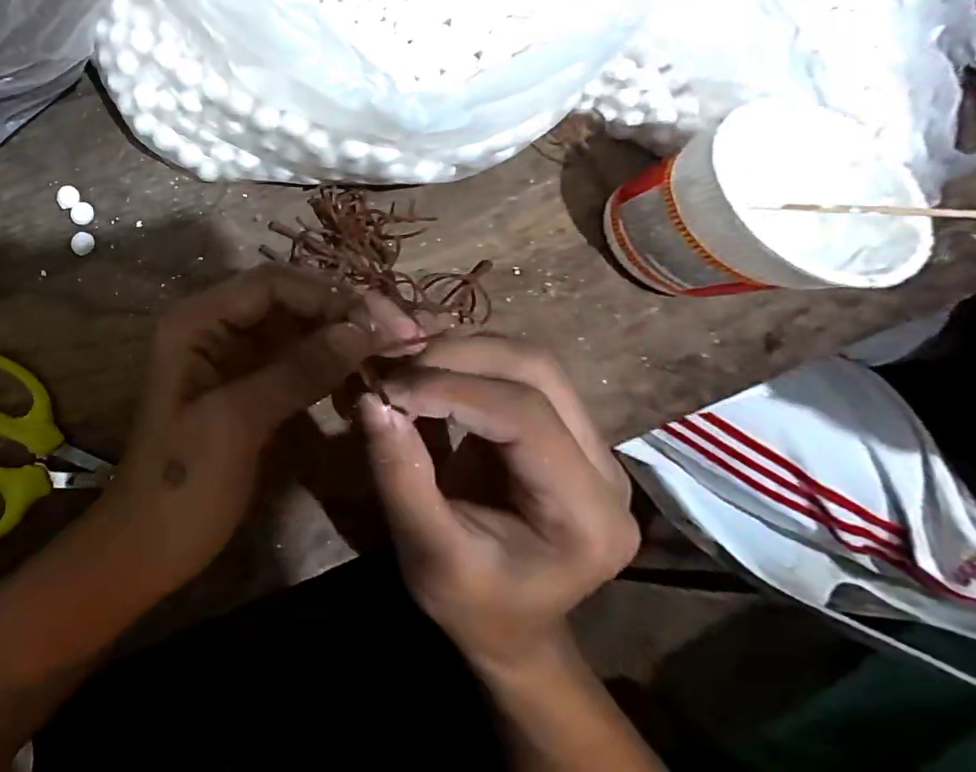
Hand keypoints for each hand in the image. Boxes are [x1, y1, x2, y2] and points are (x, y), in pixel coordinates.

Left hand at [92, 265, 426, 589]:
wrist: (149, 543)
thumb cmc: (182, 483)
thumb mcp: (237, 422)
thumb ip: (297, 370)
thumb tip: (363, 330)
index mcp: (195, 322)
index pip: (272, 284)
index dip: (331, 295)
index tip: (389, 322)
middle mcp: (210, 326)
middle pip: (286, 299)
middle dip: (343, 310)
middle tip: (406, 332)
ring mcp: (228, 355)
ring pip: (294, 327)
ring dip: (342, 334)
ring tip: (398, 348)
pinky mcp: (245, 384)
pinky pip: (292, 358)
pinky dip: (328, 362)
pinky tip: (363, 374)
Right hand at [359, 336, 636, 677]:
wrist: (510, 624)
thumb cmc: (472, 603)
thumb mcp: (426, 552)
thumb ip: (401, 475)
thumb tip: (370, 400)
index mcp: (587, 515)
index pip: (525, 416)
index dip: (450, 390)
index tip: (385, 390)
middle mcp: (604, 468)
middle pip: (537, 370)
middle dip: (456, 356)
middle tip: (392, 373)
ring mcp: (590, 444)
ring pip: (529, 360)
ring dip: (459, 352)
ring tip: (403, 371)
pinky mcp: (561, 429)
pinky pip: (515, 372)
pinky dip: (463, 362)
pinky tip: (423, 375)